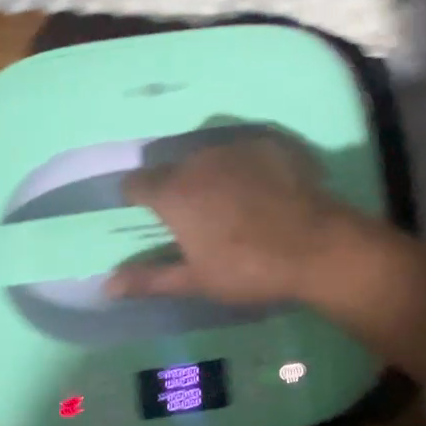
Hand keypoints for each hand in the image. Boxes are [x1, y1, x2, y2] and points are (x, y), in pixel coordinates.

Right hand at [106, 134, 359, 305]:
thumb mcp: (196, 280)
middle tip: (199, 217)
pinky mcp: (272, 142)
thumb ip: (150, 278)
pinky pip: (248, 151)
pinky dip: (248, 166)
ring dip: (214, 173)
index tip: (151, 216)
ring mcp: (238, 146)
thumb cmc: (250, 268)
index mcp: (174, 191)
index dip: (138, 198)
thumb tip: (108, 284)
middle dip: (180, 187)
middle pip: (176, 167)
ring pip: (212, 156)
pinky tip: (266, 188)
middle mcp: (200, 159)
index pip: (136, 183)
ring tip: (236, 202)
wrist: (317, 245)